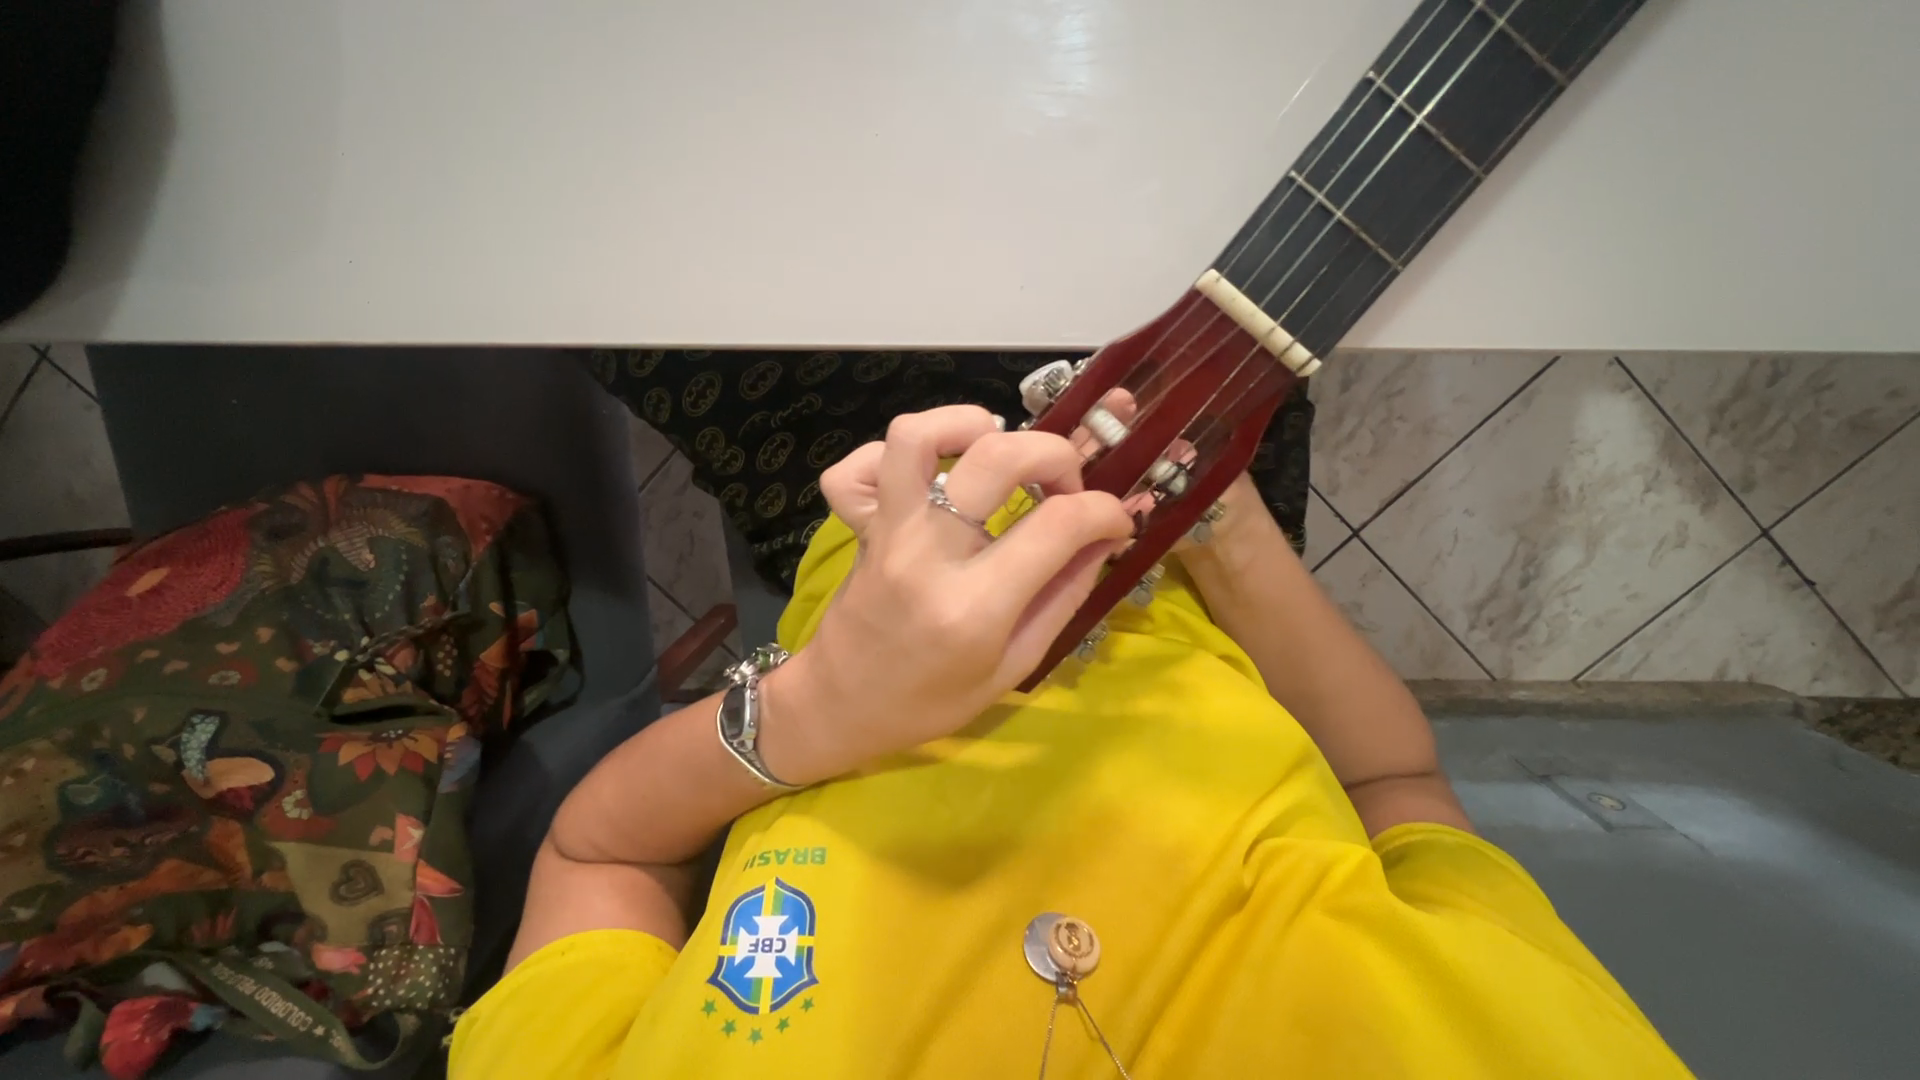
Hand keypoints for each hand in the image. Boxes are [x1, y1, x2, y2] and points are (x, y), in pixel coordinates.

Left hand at [758, 405, 1133, 783]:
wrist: (841, 707)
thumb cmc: (932, 701)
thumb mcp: (1014, 666)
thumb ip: (1064, 596)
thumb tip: (1103, 537)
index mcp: (975, 606)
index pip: (1059, 525)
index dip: (1105, 511)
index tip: (1114, 520)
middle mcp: (927, 556)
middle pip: (996, 458)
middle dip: (1054, 454)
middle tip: (1063, 486)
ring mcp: (886, 533)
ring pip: (914, 438)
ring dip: (967, 425)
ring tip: (995, 448)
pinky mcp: (857, 525)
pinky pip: (855, 467)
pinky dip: (891, 457)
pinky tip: (928, 474)